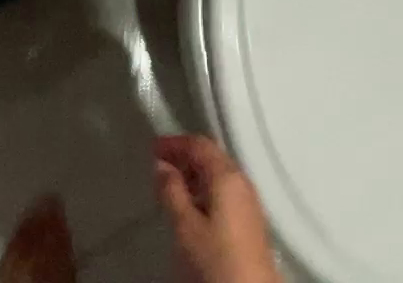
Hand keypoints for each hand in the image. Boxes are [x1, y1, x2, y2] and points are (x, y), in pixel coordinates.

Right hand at [154, 135, 282, 282]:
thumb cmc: (214, 259)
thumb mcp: (185, 227)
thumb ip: (172, 192)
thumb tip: (162, 166)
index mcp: (227, 176)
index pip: (200, 145)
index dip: (175, 143)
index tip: (152, 147)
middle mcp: (242, 181)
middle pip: (212, 157)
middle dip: (185, 156)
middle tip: (159, 163)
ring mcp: (249, 201)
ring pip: (219, 174)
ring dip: (194, 174)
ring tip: (171, 184)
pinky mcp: (250, 220)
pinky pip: (225, 191)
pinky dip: (205, 189)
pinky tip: (192, 205)